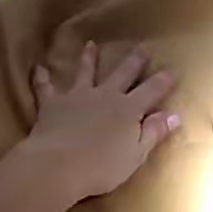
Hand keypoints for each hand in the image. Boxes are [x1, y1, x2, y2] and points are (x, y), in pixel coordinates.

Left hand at [20, 41, 179, 201]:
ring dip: (89, 58)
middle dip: (134, 60)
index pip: (152, 90)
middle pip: (122, 73)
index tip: (174, 69)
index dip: (164, 80)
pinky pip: (46, 87)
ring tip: (91, 44)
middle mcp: (105, 96)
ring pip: (85, 72)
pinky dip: (42, 78)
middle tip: (142, 46)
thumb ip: (153, 132)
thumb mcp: (136, 154)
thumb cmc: (102, 166)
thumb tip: (174, 115)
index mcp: (128, 110)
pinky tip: (39, 68)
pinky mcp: (52, 104)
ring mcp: (78, 97)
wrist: (59, 165)